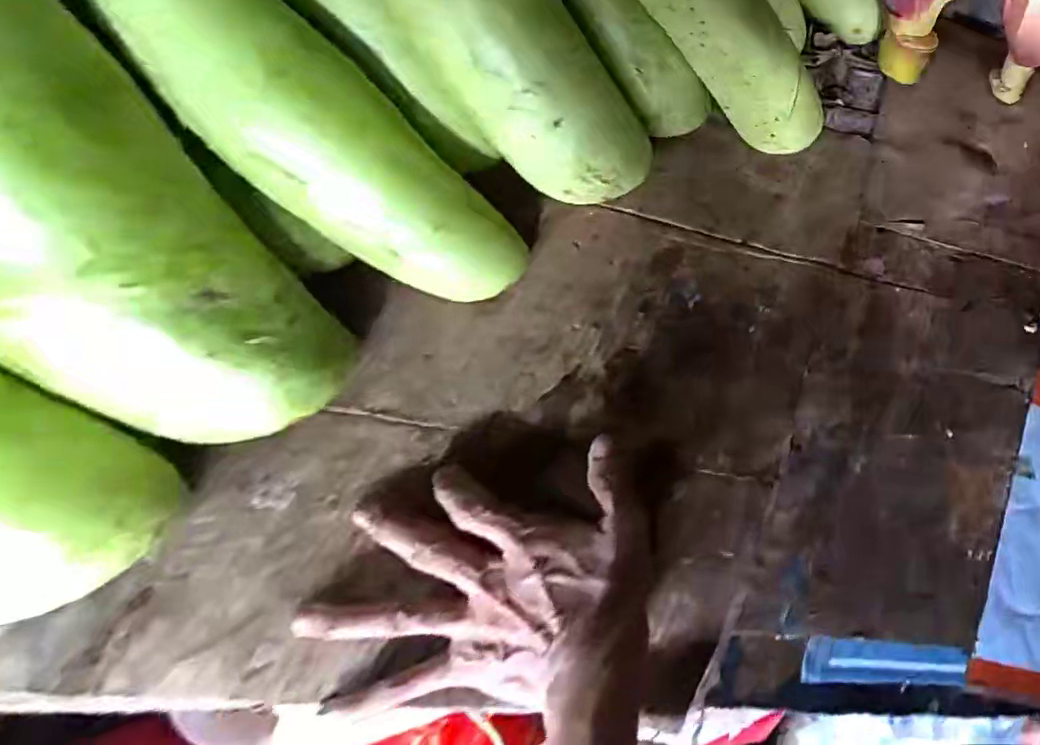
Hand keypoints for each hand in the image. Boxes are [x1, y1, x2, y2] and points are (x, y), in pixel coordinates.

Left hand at [293, 437, 650, 730]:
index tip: (440, 475)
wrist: (595, 662)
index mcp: (522, 543)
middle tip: (361, 509)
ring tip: (302, 617)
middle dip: (396, 527)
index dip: (457, 489)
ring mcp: (467, 623)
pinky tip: (329, 714)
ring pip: (404, 614)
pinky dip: (373, 699)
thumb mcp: (625, 527)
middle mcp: (483, 577)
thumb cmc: (613, 589)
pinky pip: (414, 683)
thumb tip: (603, 437)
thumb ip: (611, 483)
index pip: (480, 508)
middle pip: (431, 549)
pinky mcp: (465, 663)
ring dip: (354, 614)